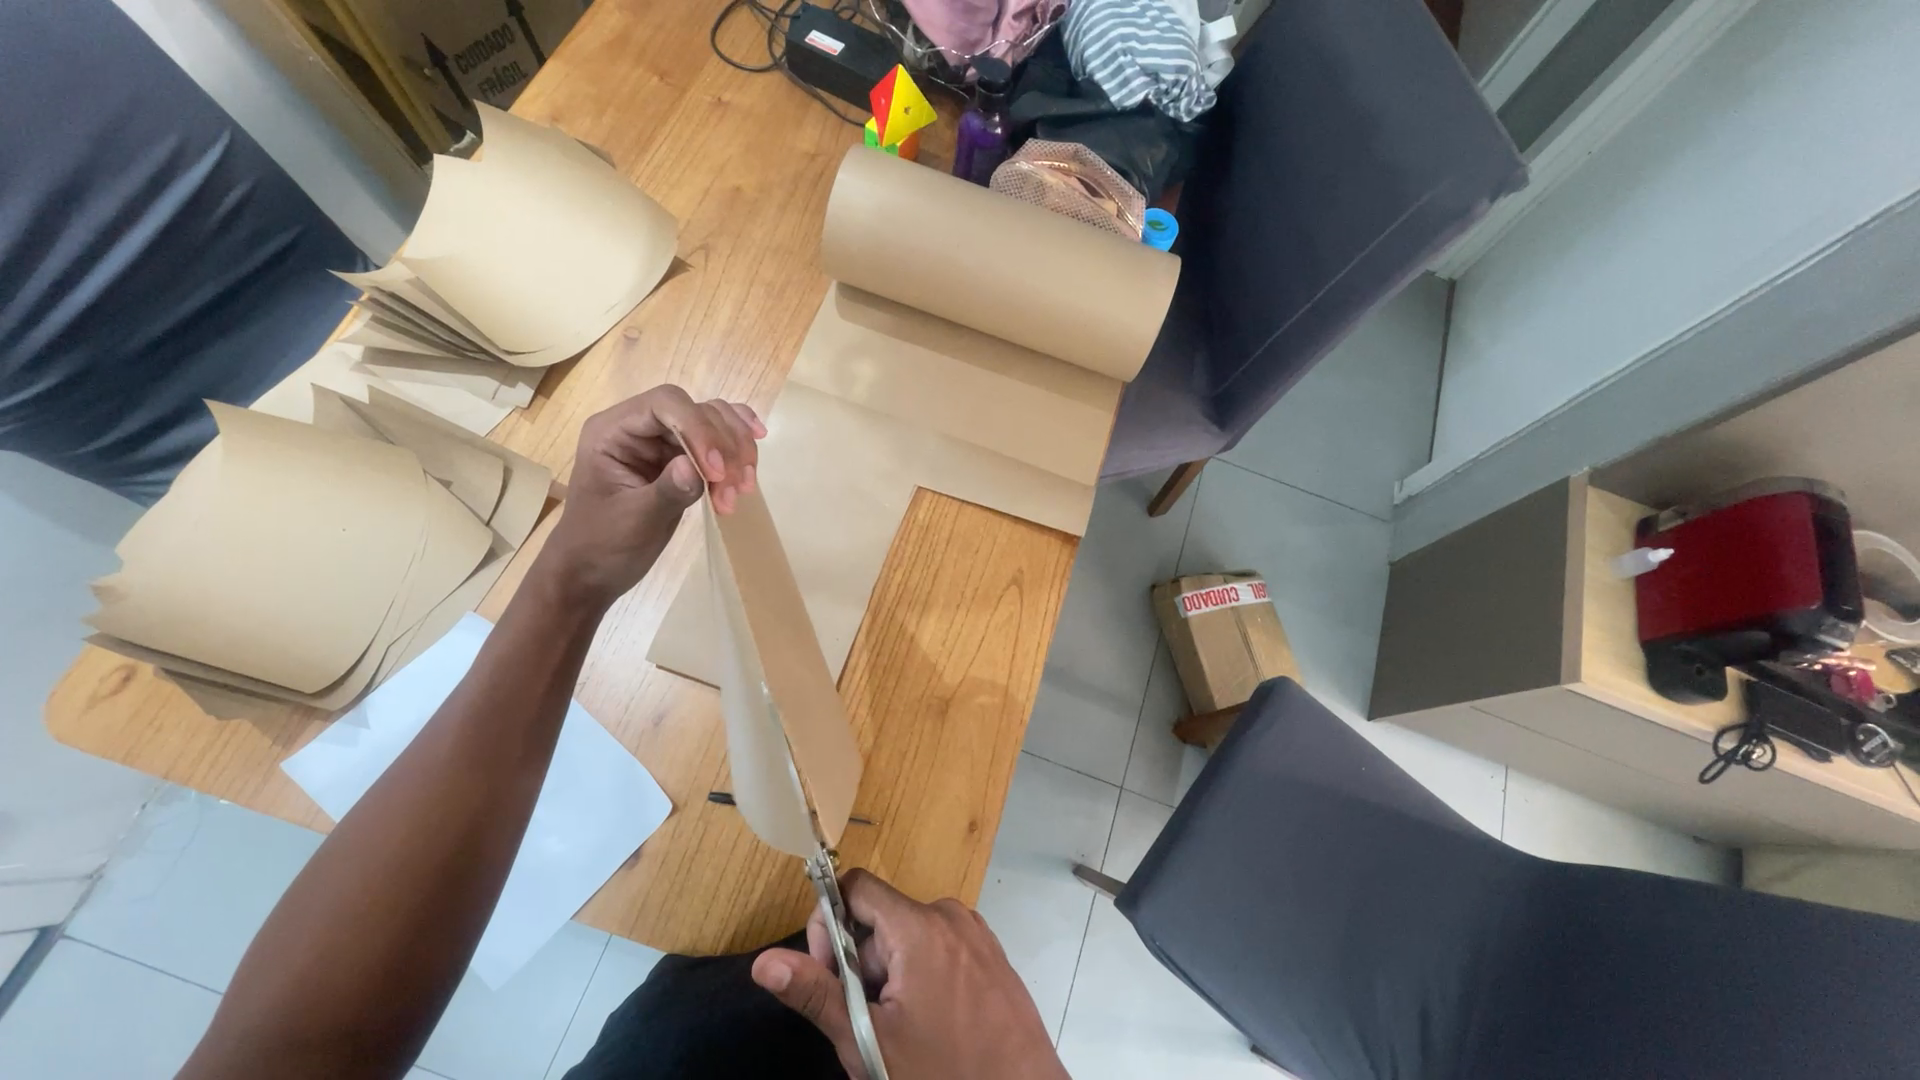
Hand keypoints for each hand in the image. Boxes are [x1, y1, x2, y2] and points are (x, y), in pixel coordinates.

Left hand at [537, 385, 763, 607]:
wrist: (593, 572)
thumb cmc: (603, 546)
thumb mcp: (633, 522)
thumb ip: (665, 491)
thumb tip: (696, 468)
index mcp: (613, 431)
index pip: (665, 405)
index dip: (699, 429)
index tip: (716, 473)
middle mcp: (638, 427)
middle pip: (696, 411)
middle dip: (724, 446)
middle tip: (739, 490)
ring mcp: (660, 441)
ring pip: (713, 422)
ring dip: (736, 451)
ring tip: (744, 489)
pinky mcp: (679, 457)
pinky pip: (716, 440)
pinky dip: (737, 448)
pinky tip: (755, 451)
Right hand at [752, 870, 1068, 1079]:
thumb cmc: (944, 1070)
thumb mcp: (869, 1040)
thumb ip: (816, 994)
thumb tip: (763, 963)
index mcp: (919, 925)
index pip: (856, 886)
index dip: (829, 923)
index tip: (829, 975)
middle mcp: (949, 915)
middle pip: (880, 919)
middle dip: (861, 963)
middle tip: (867, 1020)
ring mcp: (974, 934)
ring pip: (908, 937)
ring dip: (890, 975)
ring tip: (900, 1030)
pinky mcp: (990, 955)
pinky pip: (939, 948)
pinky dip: (921, 976)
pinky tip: (930, 1024)